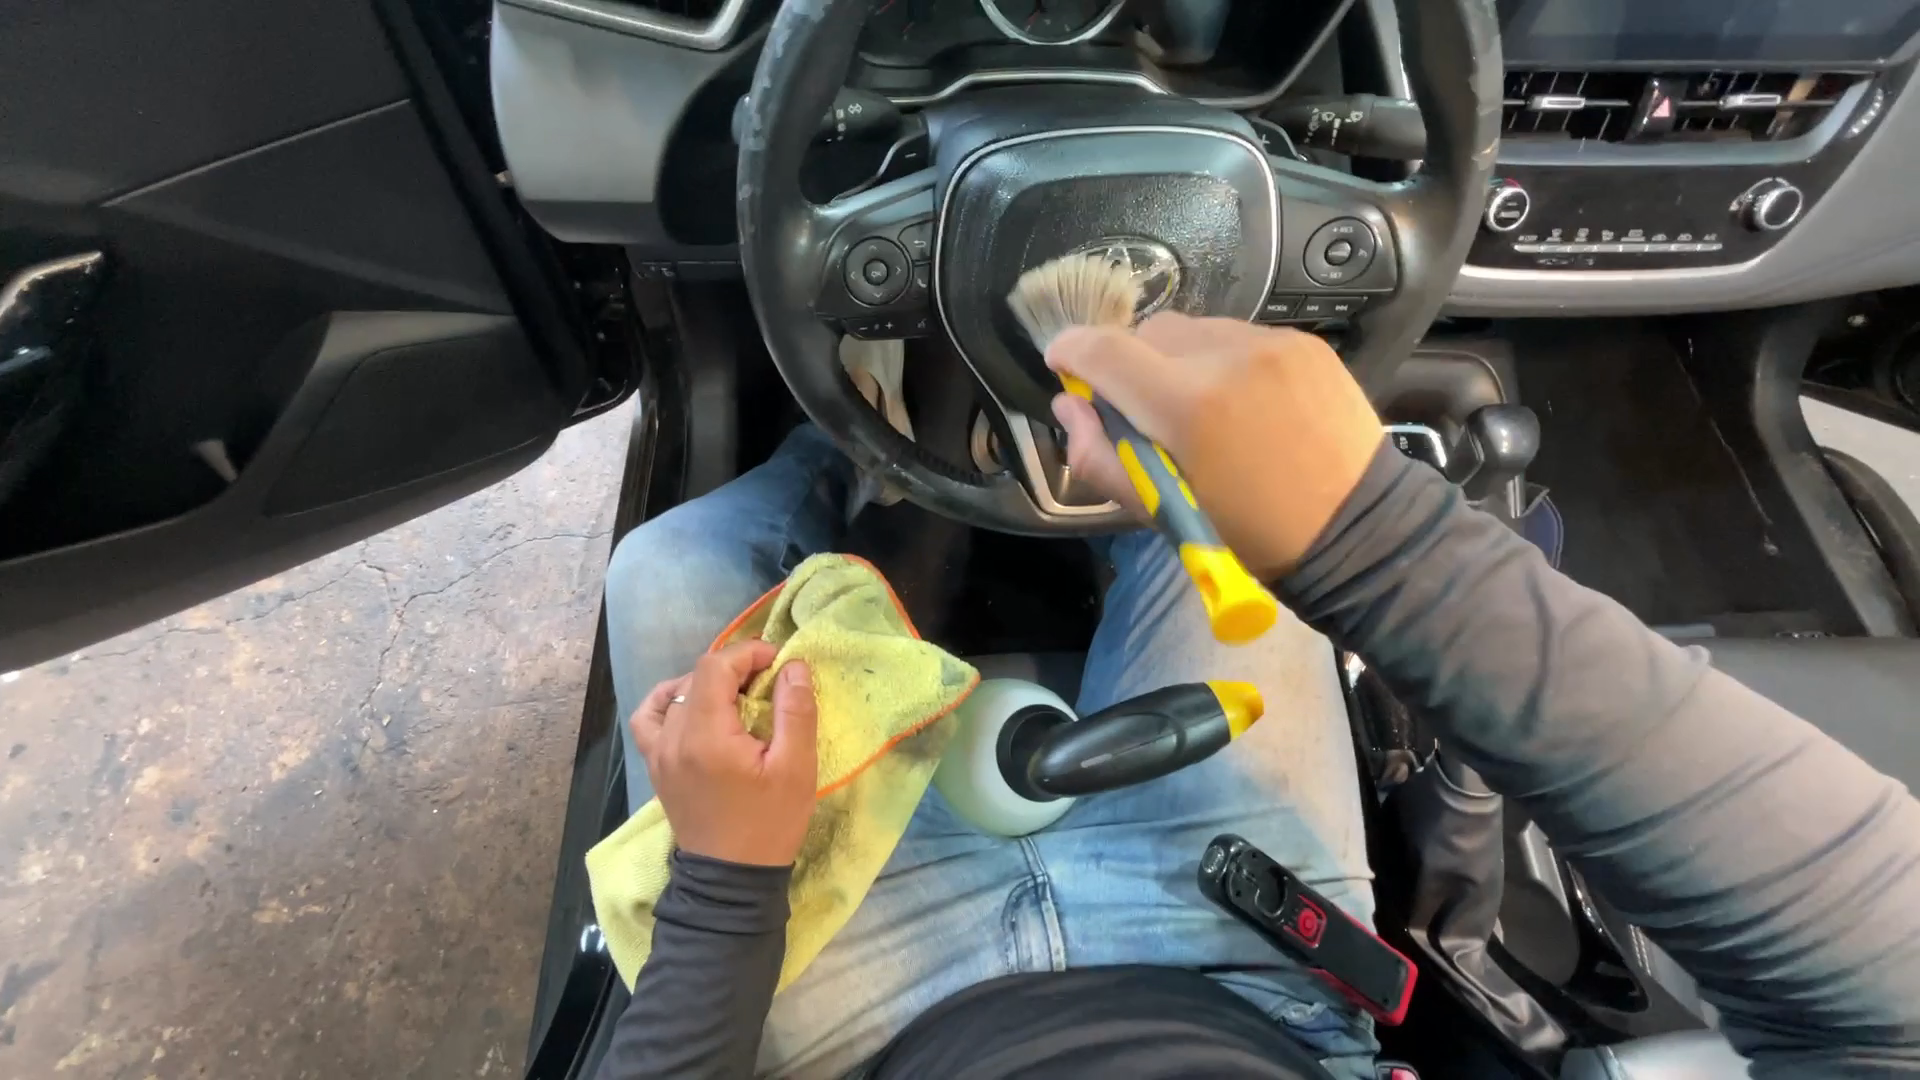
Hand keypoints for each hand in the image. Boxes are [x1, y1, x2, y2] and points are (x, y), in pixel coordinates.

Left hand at [630, 641, 818, 866]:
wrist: (731, 881)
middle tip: (771, 682)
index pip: (716, 665)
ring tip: (738, 695)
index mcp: (707, 735)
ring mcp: (658, 752)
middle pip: (698, 675)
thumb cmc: (769, 823)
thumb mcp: (796, 767)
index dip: (749, 653)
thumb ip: (795, 710)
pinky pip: (650, 717)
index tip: (780, 664)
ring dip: (709, 682)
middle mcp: (674, 738)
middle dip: (737, 667)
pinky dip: (670, 701)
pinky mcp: (656, 765)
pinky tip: (694, 705)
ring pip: (677, 693)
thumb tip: (792, 666)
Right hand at [1048, 314, 1382, 576]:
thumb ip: (1098, 456)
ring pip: (1191, 330)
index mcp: (1188, 406)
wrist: (1358, 531)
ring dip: (1172, 360)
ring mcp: (1271, 343)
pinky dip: (1216, 360)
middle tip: (1139, 408)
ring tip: (1193, 407)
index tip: (1060, 361)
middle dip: (1128, 363)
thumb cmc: (1247, 535)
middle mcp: (1227, 356)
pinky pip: (1234, 336)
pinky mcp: (1303, 343)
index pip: (1105, 351)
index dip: (1071, 350)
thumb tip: (1067, 405)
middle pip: (1146, 332)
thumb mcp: (1158, 511)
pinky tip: (1235, 401)